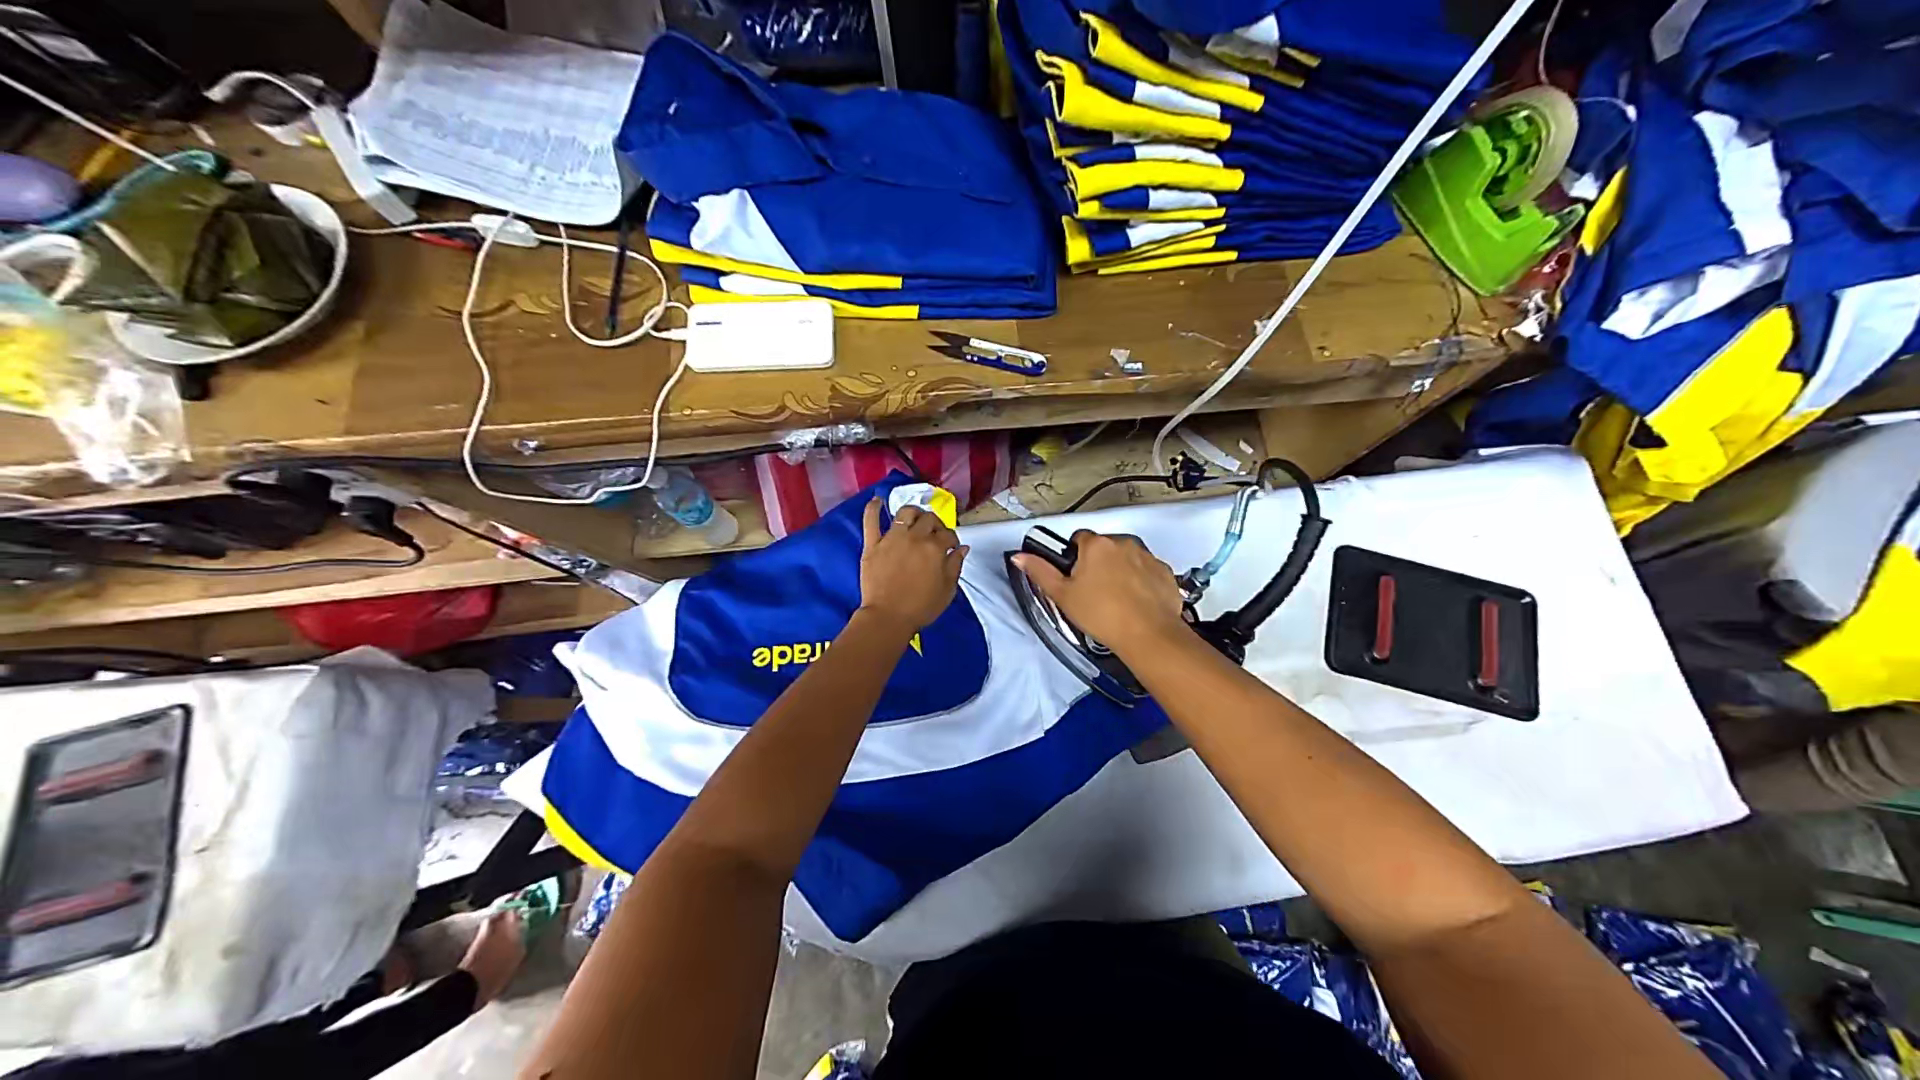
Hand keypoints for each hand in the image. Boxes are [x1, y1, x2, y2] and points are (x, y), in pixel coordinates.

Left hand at [857, 499, 967, 634]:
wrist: (888, 617)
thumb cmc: (921, 607)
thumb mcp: (947, 590)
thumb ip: (955, 565)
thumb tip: (962, 548)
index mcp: (935, 548)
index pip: (948, 534)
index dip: (952, 539)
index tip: (951, 547)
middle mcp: (915, 537)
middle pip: (929, 519)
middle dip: (936, 524)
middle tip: (935, 533)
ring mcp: (892, 538)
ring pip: (905, 512)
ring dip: (914, 512)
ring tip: (915, 518)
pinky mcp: (873, 544)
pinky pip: (871, 521)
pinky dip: (873, 508)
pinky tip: (877, 501)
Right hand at [1012, 530, 1185, 655]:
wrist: (1147, 634)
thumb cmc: (1105, 615)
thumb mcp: (1062, 595)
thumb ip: (1040, 571)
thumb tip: (1021, 557)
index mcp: (1097, 545)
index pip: (1079, 538)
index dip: (1074, 558)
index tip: (1074, 576)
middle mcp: (1124, 543)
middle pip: (1104, 548)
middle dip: (1098, 564)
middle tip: (1092, 592)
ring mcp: (1147, 557)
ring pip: (1128, 558)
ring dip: (1121, 571)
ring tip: (1114, 600)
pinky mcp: (1165, 572)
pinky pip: (1149, 572)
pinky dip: (1142, 582)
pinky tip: (1134, 602)